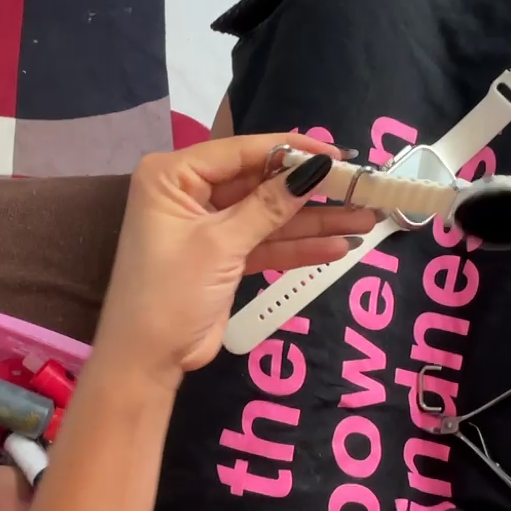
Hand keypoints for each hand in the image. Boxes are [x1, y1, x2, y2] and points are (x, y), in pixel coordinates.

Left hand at [91, 134, 377, 386]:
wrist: (146, 360)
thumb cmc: (171, 291)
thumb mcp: (221, 244)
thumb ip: (269, 206)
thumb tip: (315, 169)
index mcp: (173, 176)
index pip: (240, 151)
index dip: (292, 151)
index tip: (338, 155)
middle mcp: (189, 193)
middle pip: (260, 182)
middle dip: (310, 190)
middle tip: (360, 188)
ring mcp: (208, 226)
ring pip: (269, 215)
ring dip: (313, 221)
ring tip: (364, 219)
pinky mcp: (223, 256)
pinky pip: (265, 243)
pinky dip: (298, 247)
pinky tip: (338, 246)